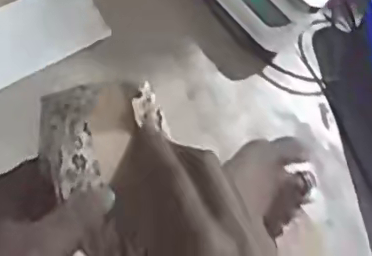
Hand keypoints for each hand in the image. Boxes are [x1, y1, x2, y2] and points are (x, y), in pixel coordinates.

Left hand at [0, 159, 110, 255]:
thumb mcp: (48, 241)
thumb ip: (77, 213)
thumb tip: (106, 190)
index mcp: (2, 190)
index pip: (42, 166)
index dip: (71, 169)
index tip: (99, 177)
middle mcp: (0, 207)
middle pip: (42, 193)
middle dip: (72, 199)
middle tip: (103, 204)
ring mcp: (2, 236)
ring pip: (42, 220)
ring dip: (67, 224)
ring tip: (96, 226)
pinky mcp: (9, 255)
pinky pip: (39, 241)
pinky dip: (58, 242)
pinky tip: (77, 247)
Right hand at [112, 130, 277, 255]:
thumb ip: (127, 247)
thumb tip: (100, 222)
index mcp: (205, 239)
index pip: (176, 175)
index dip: (156, 148)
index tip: (140, 128)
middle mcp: (236, 228)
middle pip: (206, 166)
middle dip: (178, 151)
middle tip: (154, 150)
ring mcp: (260, 237)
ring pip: (229, 181)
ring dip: (201, 170)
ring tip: (177, 176)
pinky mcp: (272, 249)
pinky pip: (244, 204)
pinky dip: (221, 193)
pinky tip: (207, 211)